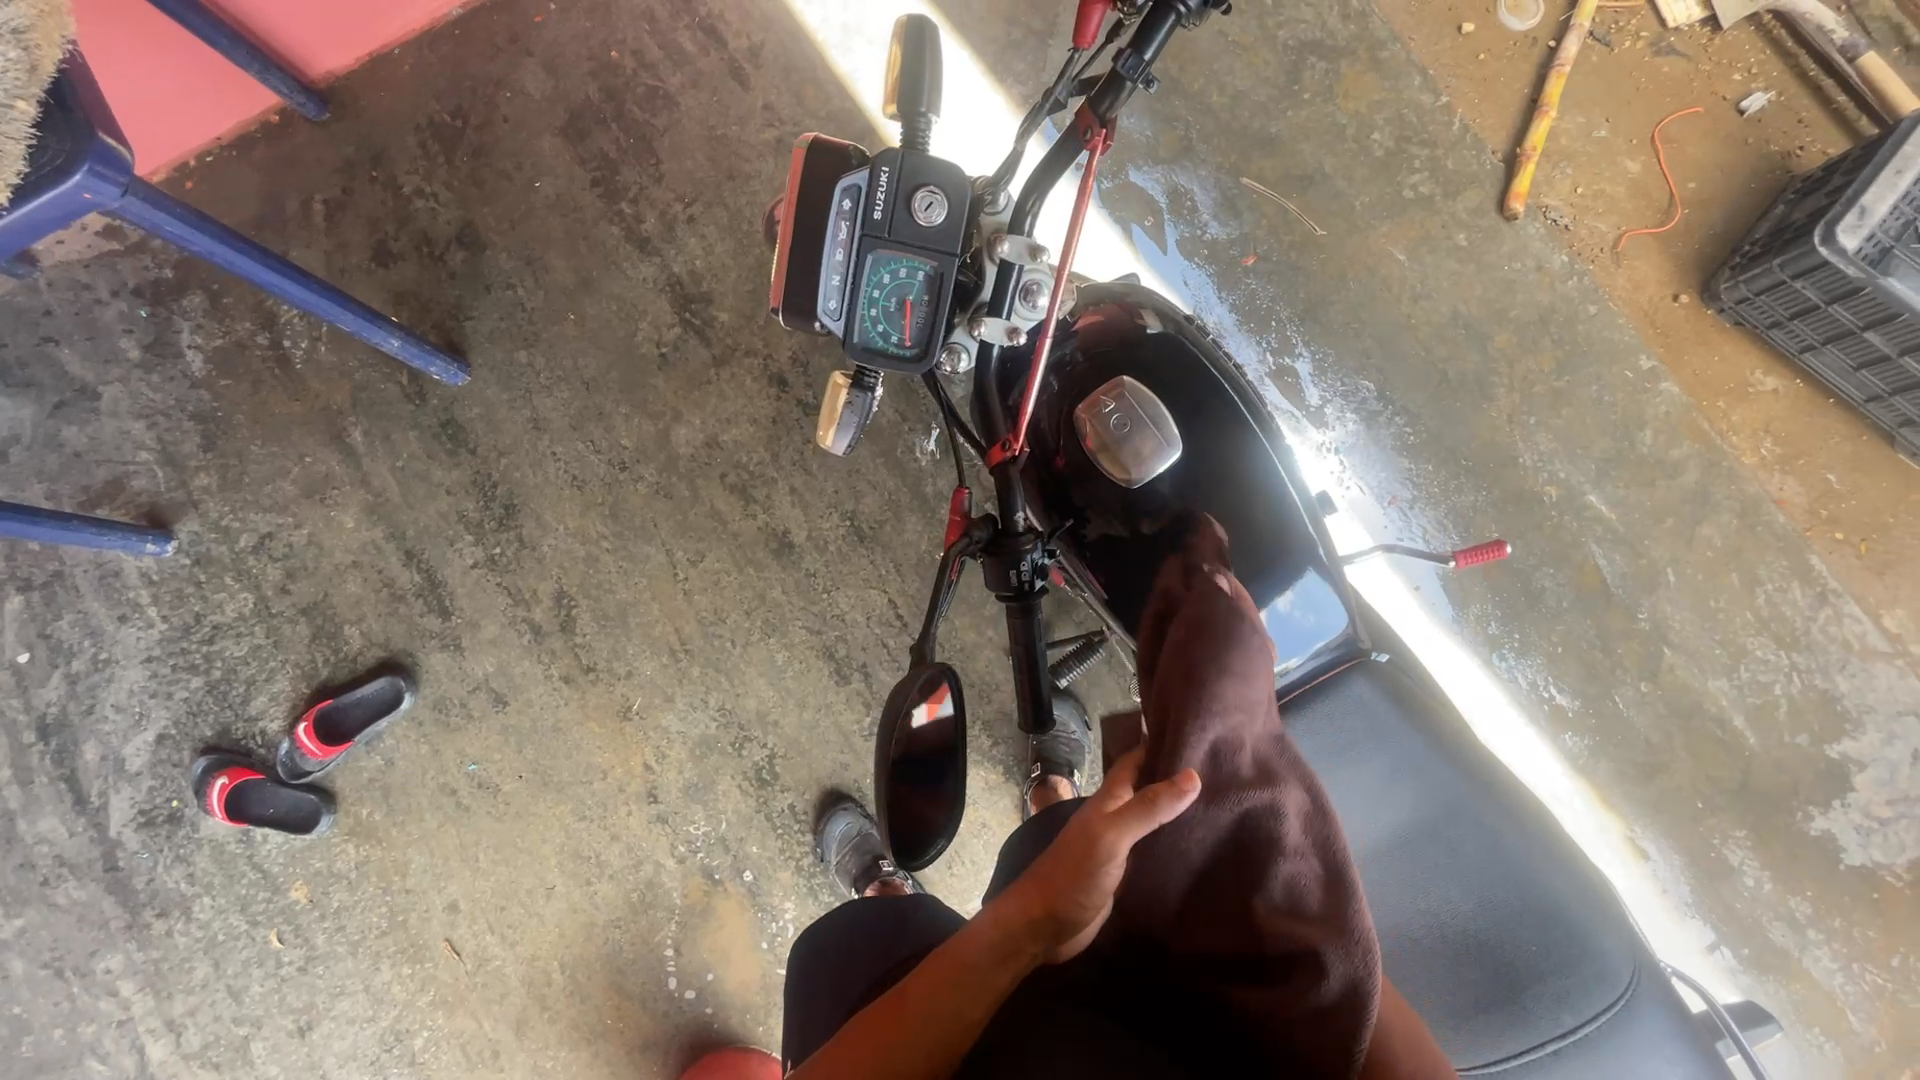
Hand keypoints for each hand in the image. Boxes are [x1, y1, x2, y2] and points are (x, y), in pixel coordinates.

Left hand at [991, 747, 1200, 963]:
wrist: (1044, 926)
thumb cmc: (1073, 874)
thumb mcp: (1111, 835)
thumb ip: (1148, 807)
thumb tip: (1193, 775)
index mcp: (1108, 801)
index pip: (1135, 761)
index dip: (1159, 745)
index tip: (1196, 733)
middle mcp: (1114, 819)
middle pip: (1146, 789)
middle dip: (1175, 778)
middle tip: (1219, 769)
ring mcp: (1119, 848)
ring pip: (1151, 821)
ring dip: (1176, 813)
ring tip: (1217, 804)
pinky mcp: (1125, 878)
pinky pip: (1153, 854)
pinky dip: (1173, 847)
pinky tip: (1199, 850)